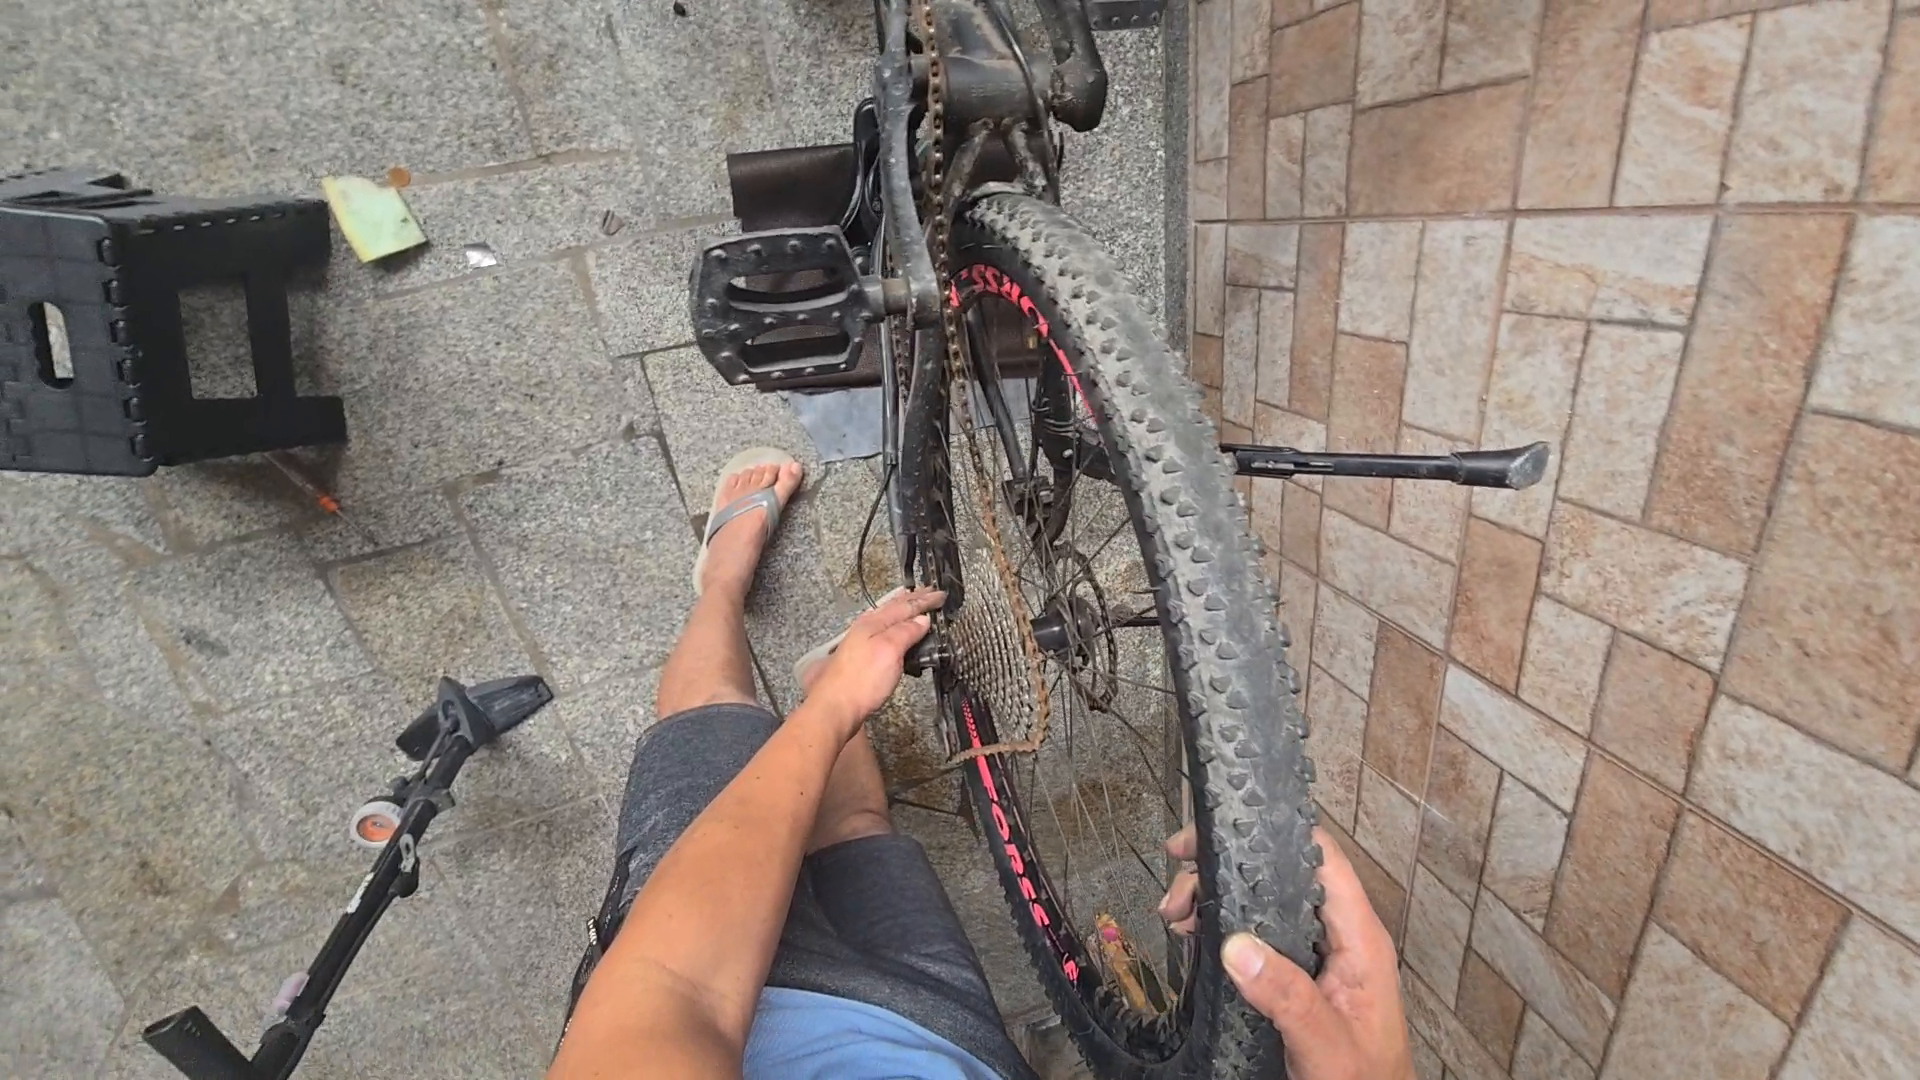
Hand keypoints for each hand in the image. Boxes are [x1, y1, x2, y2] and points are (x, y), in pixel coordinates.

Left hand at [801, 587, 944, 733]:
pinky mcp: (863, 658)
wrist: (836, 707)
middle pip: (895, 608)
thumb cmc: (861, 680)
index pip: (905, 606)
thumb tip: (922, 619)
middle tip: (931, 592)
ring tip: (916, 604)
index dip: (925, 600)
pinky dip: (897, 626)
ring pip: (889, 619)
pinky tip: (899, 631)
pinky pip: (885, 633)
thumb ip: (906, 632)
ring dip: (905, 610)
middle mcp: (867, 628)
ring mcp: (863, 643)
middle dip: (914, 599)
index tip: (941, 594)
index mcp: (874, 622)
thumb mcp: (889, 651)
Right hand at [1157, 825, 1414, 1079]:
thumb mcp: (1328, 1049)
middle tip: (1178, 865)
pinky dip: (1214, 922)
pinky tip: (1189, 930)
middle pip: (1277, 870)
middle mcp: (1333, 933)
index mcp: (1356, 937)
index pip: (1321, 856)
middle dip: (1223, 863)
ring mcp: (1310, 950)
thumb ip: (1288, 998)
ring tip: (1174, 911)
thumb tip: (1234, 944)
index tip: (1217, 829)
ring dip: (1211, 894)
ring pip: (1256, 897)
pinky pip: (1249, 928)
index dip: (1273, 830)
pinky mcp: (1289, 970)